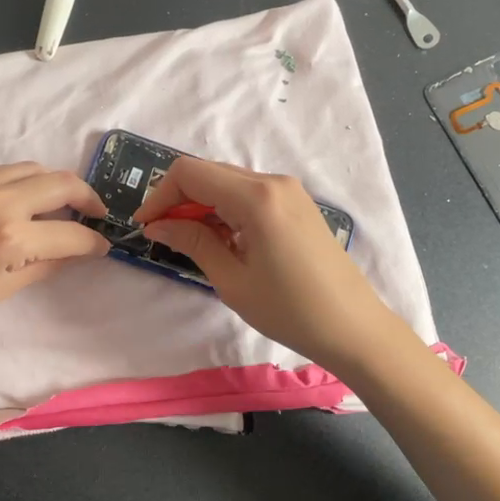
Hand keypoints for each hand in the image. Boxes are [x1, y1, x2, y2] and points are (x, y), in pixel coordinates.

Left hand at [0, 162, 109, 349]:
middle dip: (86, 198)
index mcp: (9, 238)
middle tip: (95, 215)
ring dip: (54, 185)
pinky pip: (3, 170)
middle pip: (60, 182)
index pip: (70, 232)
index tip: (103, 244)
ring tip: (61, 206)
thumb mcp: (4, 289)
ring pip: (33, 169)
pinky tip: (23, 201)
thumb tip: (78, 251)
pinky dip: (22, 181)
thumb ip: (47, 263)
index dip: (93, 241)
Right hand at [132, 157, 396, 361]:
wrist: (353, 328)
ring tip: (189, 243)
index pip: (190, 173)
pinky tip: (220, 242)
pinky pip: (248, 195)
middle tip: (161, 236)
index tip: (146, 226)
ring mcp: (289, 191)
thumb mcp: (232, 280)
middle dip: (177, 199)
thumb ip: (193, 243)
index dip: (159, 195)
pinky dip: (224, 209)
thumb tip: (157, 226)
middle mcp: (273, 182)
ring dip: (200, 205)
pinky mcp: (297, 205)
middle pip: (208, 172)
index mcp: (256, 198)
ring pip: (227, 182)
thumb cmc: (289, 310)